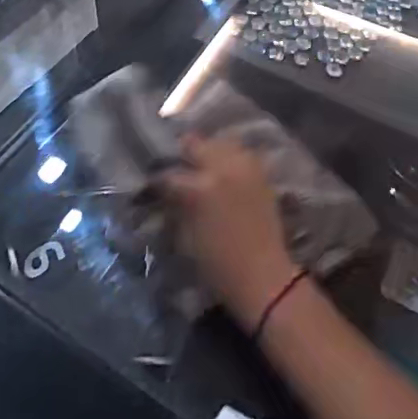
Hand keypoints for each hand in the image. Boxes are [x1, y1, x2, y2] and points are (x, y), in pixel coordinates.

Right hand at [155, 133, 300, 324]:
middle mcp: (222, 168)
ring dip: (207, 151)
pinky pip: (239, 153)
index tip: (153, 183)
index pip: (169, 174)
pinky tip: (222, 170)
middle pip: (194, 143)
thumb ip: (175, 205)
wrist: (264, 275)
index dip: (158, 180)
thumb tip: (166, 191)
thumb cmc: (218, 264)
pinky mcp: (260, 172)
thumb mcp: (185, 236)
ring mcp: (244, 166)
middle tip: (177, 166)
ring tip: (201, 165)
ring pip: (219, 142)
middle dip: (182, 153)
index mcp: (198, 188)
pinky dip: (228, 157)